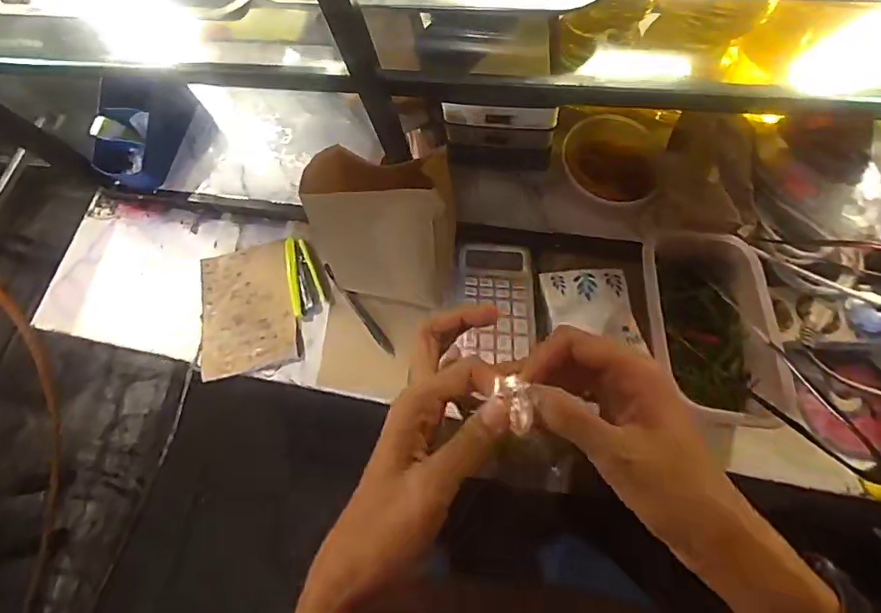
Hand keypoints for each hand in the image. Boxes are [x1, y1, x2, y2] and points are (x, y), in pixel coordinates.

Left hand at [297, 304, 507, 612]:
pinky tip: (494, 405)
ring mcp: (417, 420)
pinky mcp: (424, 442)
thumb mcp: (432, 487)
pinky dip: (471, 391)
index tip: (525, 399)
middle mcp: (413, 401)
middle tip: (497, 315)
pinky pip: (449, 402)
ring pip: (442, 370)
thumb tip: (508, 399)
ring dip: (468, 355)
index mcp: (413, 403)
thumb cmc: (388, 525)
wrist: (355, 565)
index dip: (494, 376)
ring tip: (509, 362)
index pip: (461, 369)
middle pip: (432, 343)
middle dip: (461, 322)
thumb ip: (470, 443)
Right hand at [523, 327, 837, 612]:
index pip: (573, 341)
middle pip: (572, 355)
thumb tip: (527, 393)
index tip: (516, 386)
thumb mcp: (618, 454)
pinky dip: (561, 407)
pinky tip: (542, 423)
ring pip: (575, 377)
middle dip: (541, 371)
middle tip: (509, 397)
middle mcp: (628, 373)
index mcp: (633, 369)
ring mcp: (626, 396)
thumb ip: (572, 418)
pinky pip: (584, 400)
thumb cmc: (673, 490)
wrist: (717, 536)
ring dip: (548, 388)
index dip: (541, 357)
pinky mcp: (623, 419)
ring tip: (519, 409)